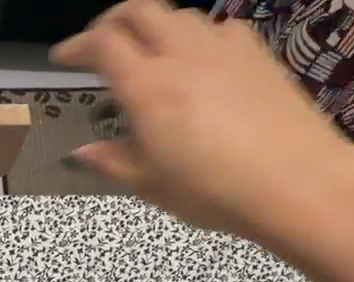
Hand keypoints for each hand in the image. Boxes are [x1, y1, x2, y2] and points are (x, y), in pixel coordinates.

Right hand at [51, 1, 353, 243]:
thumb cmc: (210, 191)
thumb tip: (80, 153)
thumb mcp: (149, 185)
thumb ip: (111, 162)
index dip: (76, 45)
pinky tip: (195, 60)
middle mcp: (181, 54)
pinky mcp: (254, 52)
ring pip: (177, 15)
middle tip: (97, 42)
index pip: (103, 45)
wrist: (292, 180)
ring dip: (152, 25)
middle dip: (111, 21)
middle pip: (139, 11)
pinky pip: (214, 29)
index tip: (61, 57)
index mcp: (147, 87)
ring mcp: (222, 47)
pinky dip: (192, 35)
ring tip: (144, 51)